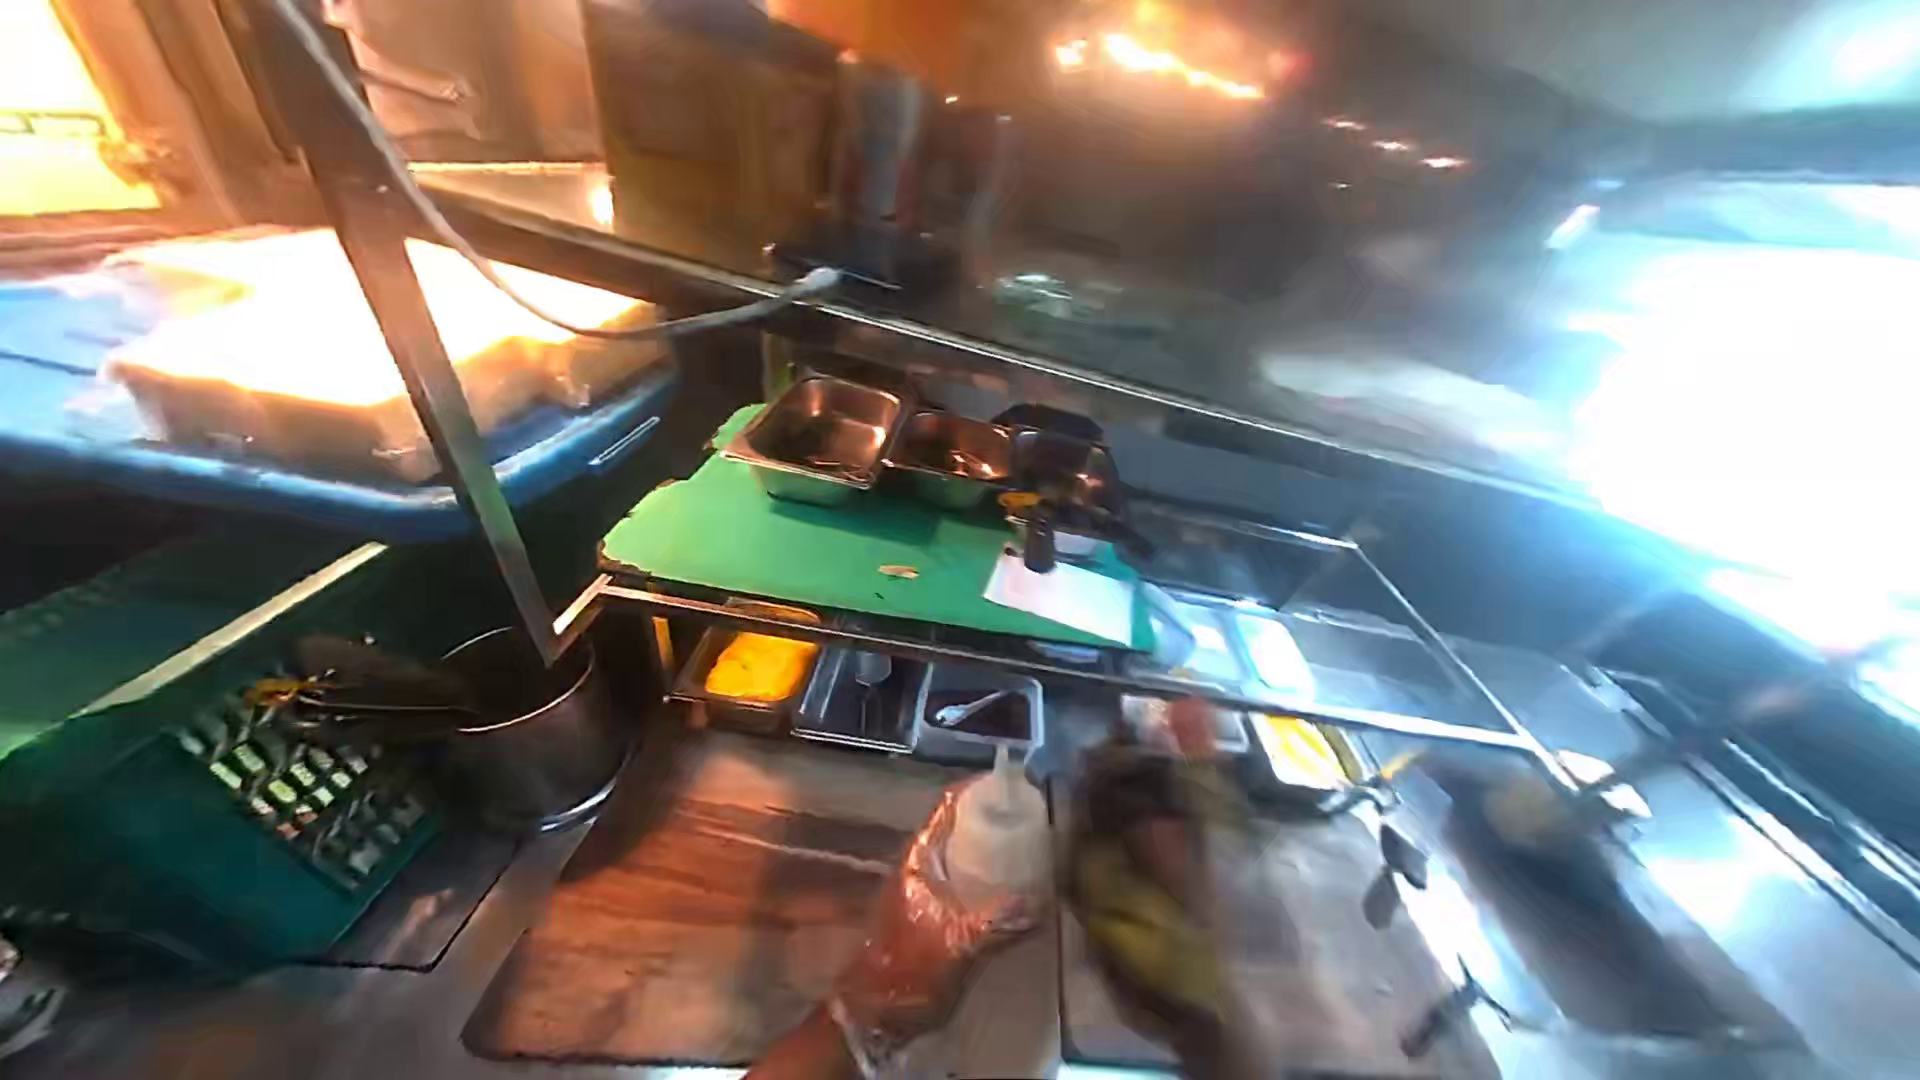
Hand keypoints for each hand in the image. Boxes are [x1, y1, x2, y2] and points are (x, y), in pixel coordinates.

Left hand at [832, 780, 1038, 1055]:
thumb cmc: (907, 970)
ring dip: (989, 844)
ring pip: (960, 851)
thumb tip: (1042, 901)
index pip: (946, 804)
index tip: (1008, 781)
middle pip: (957, 824)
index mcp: (918, 856)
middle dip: (990, 815)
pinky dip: (986, 872)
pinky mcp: (931, 908)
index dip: (974, 788)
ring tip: (1027, 841)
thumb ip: (999, 923)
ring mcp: (924, 885)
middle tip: (1029, 812)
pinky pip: (963, 877)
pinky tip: (1012, 884)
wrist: (871, 1015)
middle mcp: (920, 862)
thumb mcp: (958, 945)